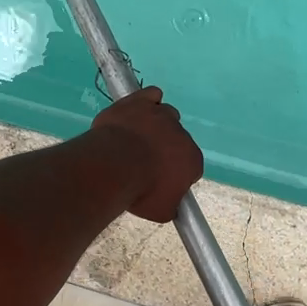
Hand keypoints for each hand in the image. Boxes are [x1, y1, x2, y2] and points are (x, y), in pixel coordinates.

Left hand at [90, 86, 202, 222]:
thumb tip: (171, 205)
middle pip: (176, 138)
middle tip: (143, 158)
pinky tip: (138, 108)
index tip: (158, 177)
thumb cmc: (140, 191)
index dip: (174, 170)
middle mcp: (182, 133)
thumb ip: (171, 204)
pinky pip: (151, 94)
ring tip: (137, 135)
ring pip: (165, 114)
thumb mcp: (161, 211)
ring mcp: (161, 114)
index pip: (189, 164)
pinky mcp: (141, 101)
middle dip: (163, 147)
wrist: (114, 164)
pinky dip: (148, 99)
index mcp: (192, 159)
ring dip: (156, 124)